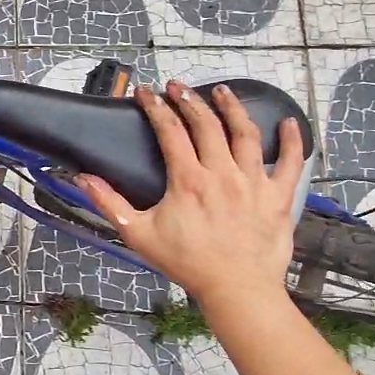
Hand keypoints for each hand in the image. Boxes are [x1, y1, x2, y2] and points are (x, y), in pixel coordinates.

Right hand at [79, 81, 306, 309]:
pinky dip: (292, 140)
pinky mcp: (279, 196)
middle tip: (177, 86)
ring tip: (221, 91)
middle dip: (189, 100)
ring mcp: (254, 183)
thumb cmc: (185, 262)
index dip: (156, 107)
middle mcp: (222, 174)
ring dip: (232, 108)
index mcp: (188, 180)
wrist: (237, 288)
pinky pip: (290, 162)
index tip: (145, 92)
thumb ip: (109, 203)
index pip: (170, 131)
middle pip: (207, 125)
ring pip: (246, 135)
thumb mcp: (138, 234)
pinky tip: (288, 121)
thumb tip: (82, 179)